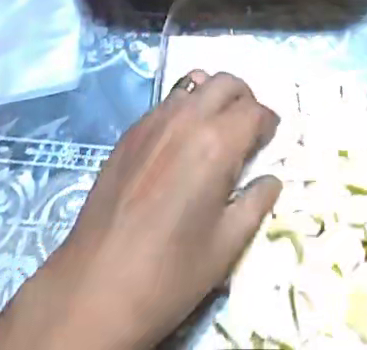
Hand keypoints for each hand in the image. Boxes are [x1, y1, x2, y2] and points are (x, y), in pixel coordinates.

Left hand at [0, 71, 280, 349]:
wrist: (97, 283)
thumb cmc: (170, 272)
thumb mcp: (226, 245)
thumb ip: (255, 203)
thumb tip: (270, 180)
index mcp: (216, 143)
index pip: (254, 111)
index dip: (268, 122)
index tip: (269, 139)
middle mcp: (185, 119)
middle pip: (224, 83)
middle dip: (243, 100)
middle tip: (247, 130)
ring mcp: (152, 121)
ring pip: (192, 84)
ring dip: (211, 98)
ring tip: (215, 132)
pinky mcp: (129, 132)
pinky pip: (165, 103)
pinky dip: (183, 110)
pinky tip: (181, 146)